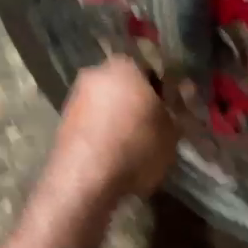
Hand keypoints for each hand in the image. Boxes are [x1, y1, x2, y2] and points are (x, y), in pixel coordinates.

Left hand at [53, 57, 177, 196]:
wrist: (83, 181)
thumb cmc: (135, 148)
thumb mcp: (171, 132)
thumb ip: (178, 109)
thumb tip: (183, 93)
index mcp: (124, 66)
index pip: (153, 67)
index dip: (167, 88)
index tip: (175, 108)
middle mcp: (96, 73)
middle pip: (127, 84)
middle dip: (141, 101)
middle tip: (157, 125)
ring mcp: (76, 96)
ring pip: (108, 102)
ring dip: (121, 117)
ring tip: (137, 144)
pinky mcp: (63, 121)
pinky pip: (93, 121)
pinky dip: (104, 131)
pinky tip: (115, 153)